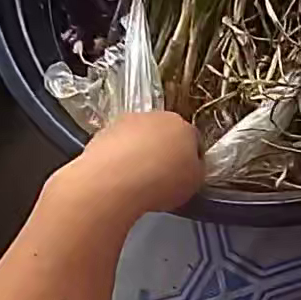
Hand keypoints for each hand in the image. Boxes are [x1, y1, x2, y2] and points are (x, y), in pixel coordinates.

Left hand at [52, 110, 202, 219]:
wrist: (115, 181)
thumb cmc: (160, 181)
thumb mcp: (195, 182)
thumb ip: (197, 169)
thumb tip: (193, 166)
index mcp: (183, 126)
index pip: (193, 140)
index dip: (191, 159)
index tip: (186, 175)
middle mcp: (156, 117)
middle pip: (165, 135)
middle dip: (164, 152)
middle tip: (163, 178)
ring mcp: (127, 122)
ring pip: (139, 138)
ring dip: (140, 154)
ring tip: (139, 181)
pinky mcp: (103, 132)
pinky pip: (117, 146)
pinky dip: (119, 158)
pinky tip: (120, 178)